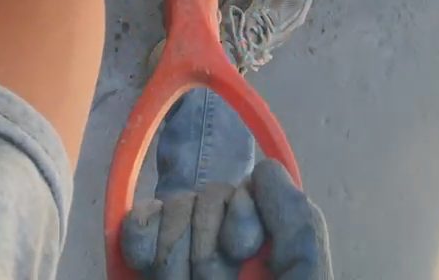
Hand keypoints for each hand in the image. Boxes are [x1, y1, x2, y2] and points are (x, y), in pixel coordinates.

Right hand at [121, 160, 331, 279]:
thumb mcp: (303, 276)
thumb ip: (297, 224)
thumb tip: (265, 169)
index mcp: (263, 245)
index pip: (247, 189)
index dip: (241, 213)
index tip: (242, 250)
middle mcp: (222, 242)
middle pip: (208, 195)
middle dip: (205, 243)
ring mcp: (180, 253)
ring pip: (173, 207)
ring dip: (174, 252)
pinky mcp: (141, 263)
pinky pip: (136, 224)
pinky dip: (140, 239)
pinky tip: (148, 266)